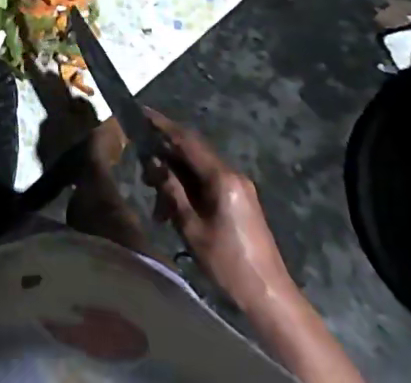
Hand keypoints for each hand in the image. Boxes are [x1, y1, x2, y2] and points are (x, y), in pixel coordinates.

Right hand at [144, 108, 293, 307]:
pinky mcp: (239, 201)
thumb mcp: (192, 227)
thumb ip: (172, 190)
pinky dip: (188, 192)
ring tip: (157, 208)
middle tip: (143, 174)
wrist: (268, 296)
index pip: (188, 140)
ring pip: (197, 172)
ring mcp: (238, 188)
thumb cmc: (228, 263)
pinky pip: (207, 185)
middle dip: (165, 160)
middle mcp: (232, 174)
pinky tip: (173, 213)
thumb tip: (154, 161)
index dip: (163, 125)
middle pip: (192, 154)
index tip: (141, 113)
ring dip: (175, 182)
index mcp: (222, 177)